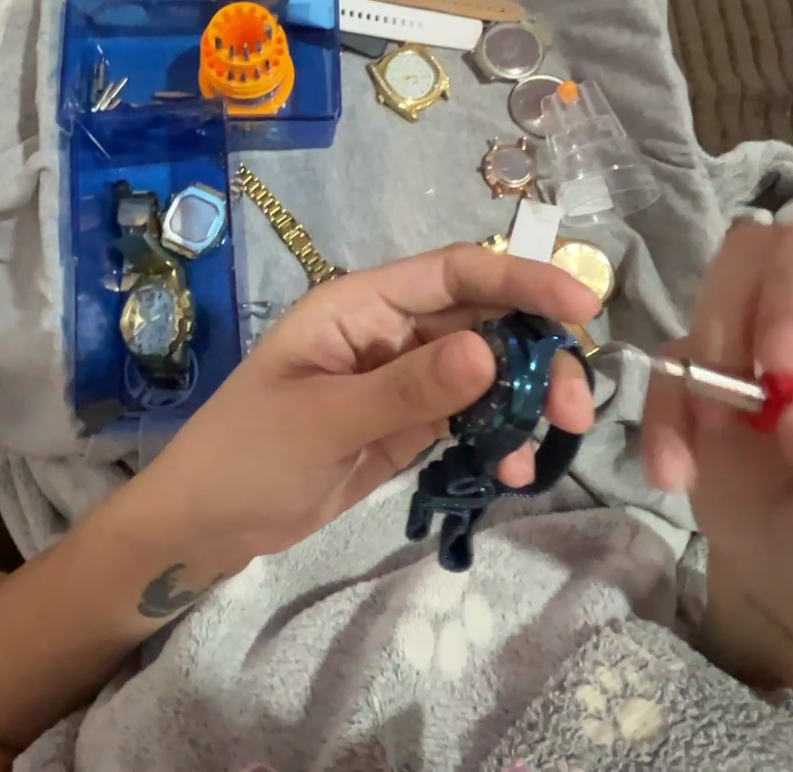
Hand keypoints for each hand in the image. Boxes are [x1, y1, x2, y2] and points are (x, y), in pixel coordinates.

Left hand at [125, 244, 600, 570]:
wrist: (209, 520)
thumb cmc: (249, 455)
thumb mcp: (323, 420)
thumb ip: (404, 388)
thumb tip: (489, 351)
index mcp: (358, 305)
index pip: (452, 272)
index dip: (520, 279)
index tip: (583, 307)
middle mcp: (386, 330)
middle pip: (482, 319)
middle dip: (536, 352)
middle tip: (572, 407)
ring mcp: (400, 378)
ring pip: (485, 368)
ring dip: (525, 396)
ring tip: (550, 440)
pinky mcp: (406, 423)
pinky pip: (468, 414)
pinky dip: (497, 433)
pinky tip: (509, 468)